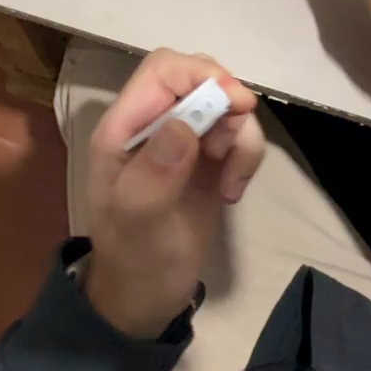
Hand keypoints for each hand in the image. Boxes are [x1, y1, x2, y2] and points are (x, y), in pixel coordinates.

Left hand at [81, 50, 264, 337]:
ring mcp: (183, 142)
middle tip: (236, 146)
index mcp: (124, 129)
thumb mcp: (137, 220)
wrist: (145, 298)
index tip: (236, 102)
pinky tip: (233, 194)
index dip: (200, 74)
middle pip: (198, 80)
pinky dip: (246, 158)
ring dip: (240, 139)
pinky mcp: (208, 161)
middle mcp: (153, 126)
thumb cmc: (133, 258)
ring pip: (225, 107)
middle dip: (227, 104)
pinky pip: (236, 137)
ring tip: (232, 185)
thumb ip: (155, 172)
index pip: (162, 72)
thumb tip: (182, 126)